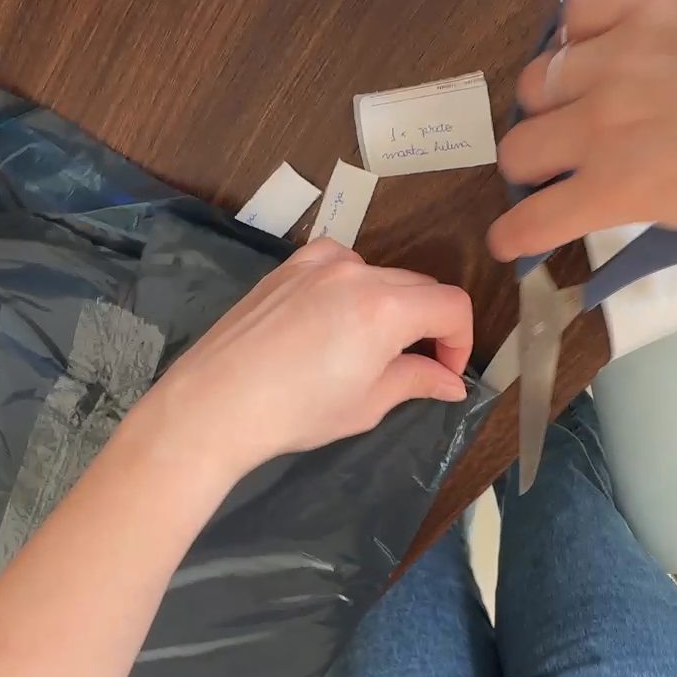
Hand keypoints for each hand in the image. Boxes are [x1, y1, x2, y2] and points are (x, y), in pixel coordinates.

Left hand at [136, 238, 473, 477]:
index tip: (445, 373)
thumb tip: (451, 383)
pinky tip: (337, 316)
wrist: (216, 403)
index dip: (461, 342)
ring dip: (395, 305)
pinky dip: (356, 285)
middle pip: (422, 287)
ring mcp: (319, 264)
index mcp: (386, 309)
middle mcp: (357, 273)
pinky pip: (342, 263)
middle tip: (417, 366)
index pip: (452, 306)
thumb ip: (416, 381)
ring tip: (372, 346)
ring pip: (383, 273)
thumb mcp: (366, 404)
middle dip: (431, 326)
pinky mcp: (289, 266)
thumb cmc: (295, 413)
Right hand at [489, 0, 676, 260]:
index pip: (527, 223)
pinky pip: (578, 12)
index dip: (513, 237)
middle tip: (560, 166)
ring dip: (552, 102)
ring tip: (588, 101)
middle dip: (530, 168)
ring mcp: (621, 53)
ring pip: (537, 80)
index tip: (516, 237)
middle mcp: (602, 122)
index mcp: (619, 189)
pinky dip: (580, 34)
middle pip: (517, 148)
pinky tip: (611, 45)